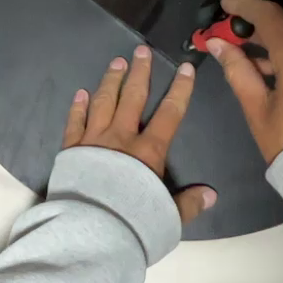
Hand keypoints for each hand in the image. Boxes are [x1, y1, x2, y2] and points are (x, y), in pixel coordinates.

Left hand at [63, 45, 217, 223]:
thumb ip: (188, 204)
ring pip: (103, 102)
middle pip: (132, 97)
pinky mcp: (70, 149)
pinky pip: (75, 122)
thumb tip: (211, 194)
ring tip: (116, 62)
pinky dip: (78, 106)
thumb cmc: (132, 223)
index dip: (180, 90)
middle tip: (141, 50)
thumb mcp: (167, 218)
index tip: (185, 68)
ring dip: (110, 80)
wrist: (90, 231)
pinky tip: (80, 93)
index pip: (170, 114)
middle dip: (139, 72)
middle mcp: (121, 138)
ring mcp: (93, 140)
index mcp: (148, 152)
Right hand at [205, 0, 282, 163]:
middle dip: (261, 22)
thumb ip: (237, 71)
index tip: (226, 6)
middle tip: (235, 33)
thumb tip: (218, 43)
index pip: (270, 16)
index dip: (245, 6)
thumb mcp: (258, 111)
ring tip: (254, 56)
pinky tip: (282, 71)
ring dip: (281, 38)